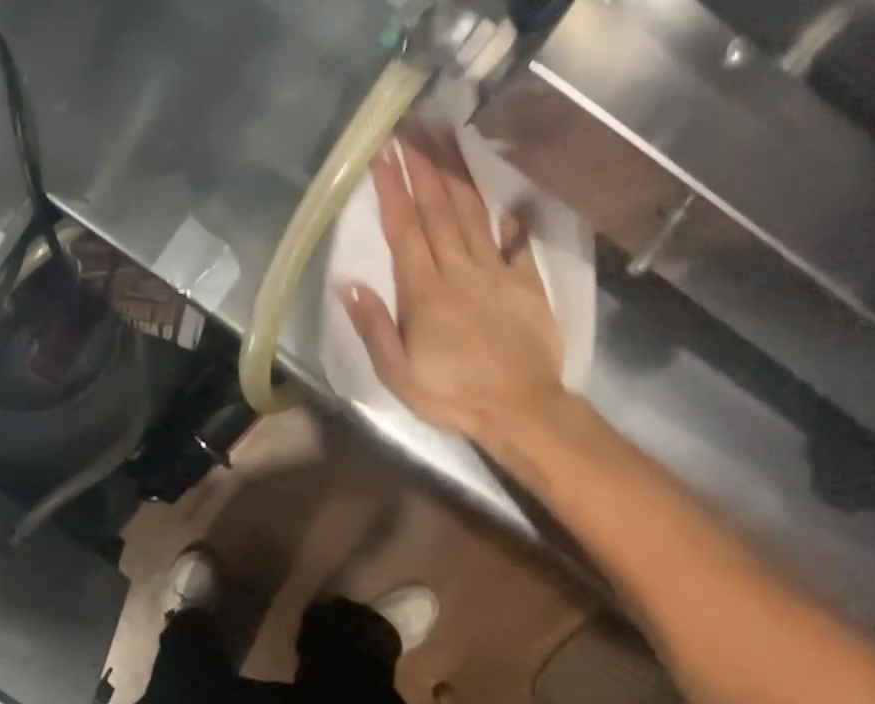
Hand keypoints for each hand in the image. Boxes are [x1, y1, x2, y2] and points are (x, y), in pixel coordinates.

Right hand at [339, 133, 568, 445]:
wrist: (520, 408)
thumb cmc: (450, 395)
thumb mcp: (397, 373)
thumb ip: (374, 326)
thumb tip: (348, 285)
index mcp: (424, 293)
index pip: (404, 230)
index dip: (393, 190)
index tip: (383, 153)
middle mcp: (459, 272)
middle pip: (439, 210)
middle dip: (424, 165)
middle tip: (414, 125)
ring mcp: (497, 273)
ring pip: (475, 215)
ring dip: (459, 175)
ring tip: (449, 138)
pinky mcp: (526, 284)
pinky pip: (517, 243)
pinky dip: (512, 219)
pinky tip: (509, 199)